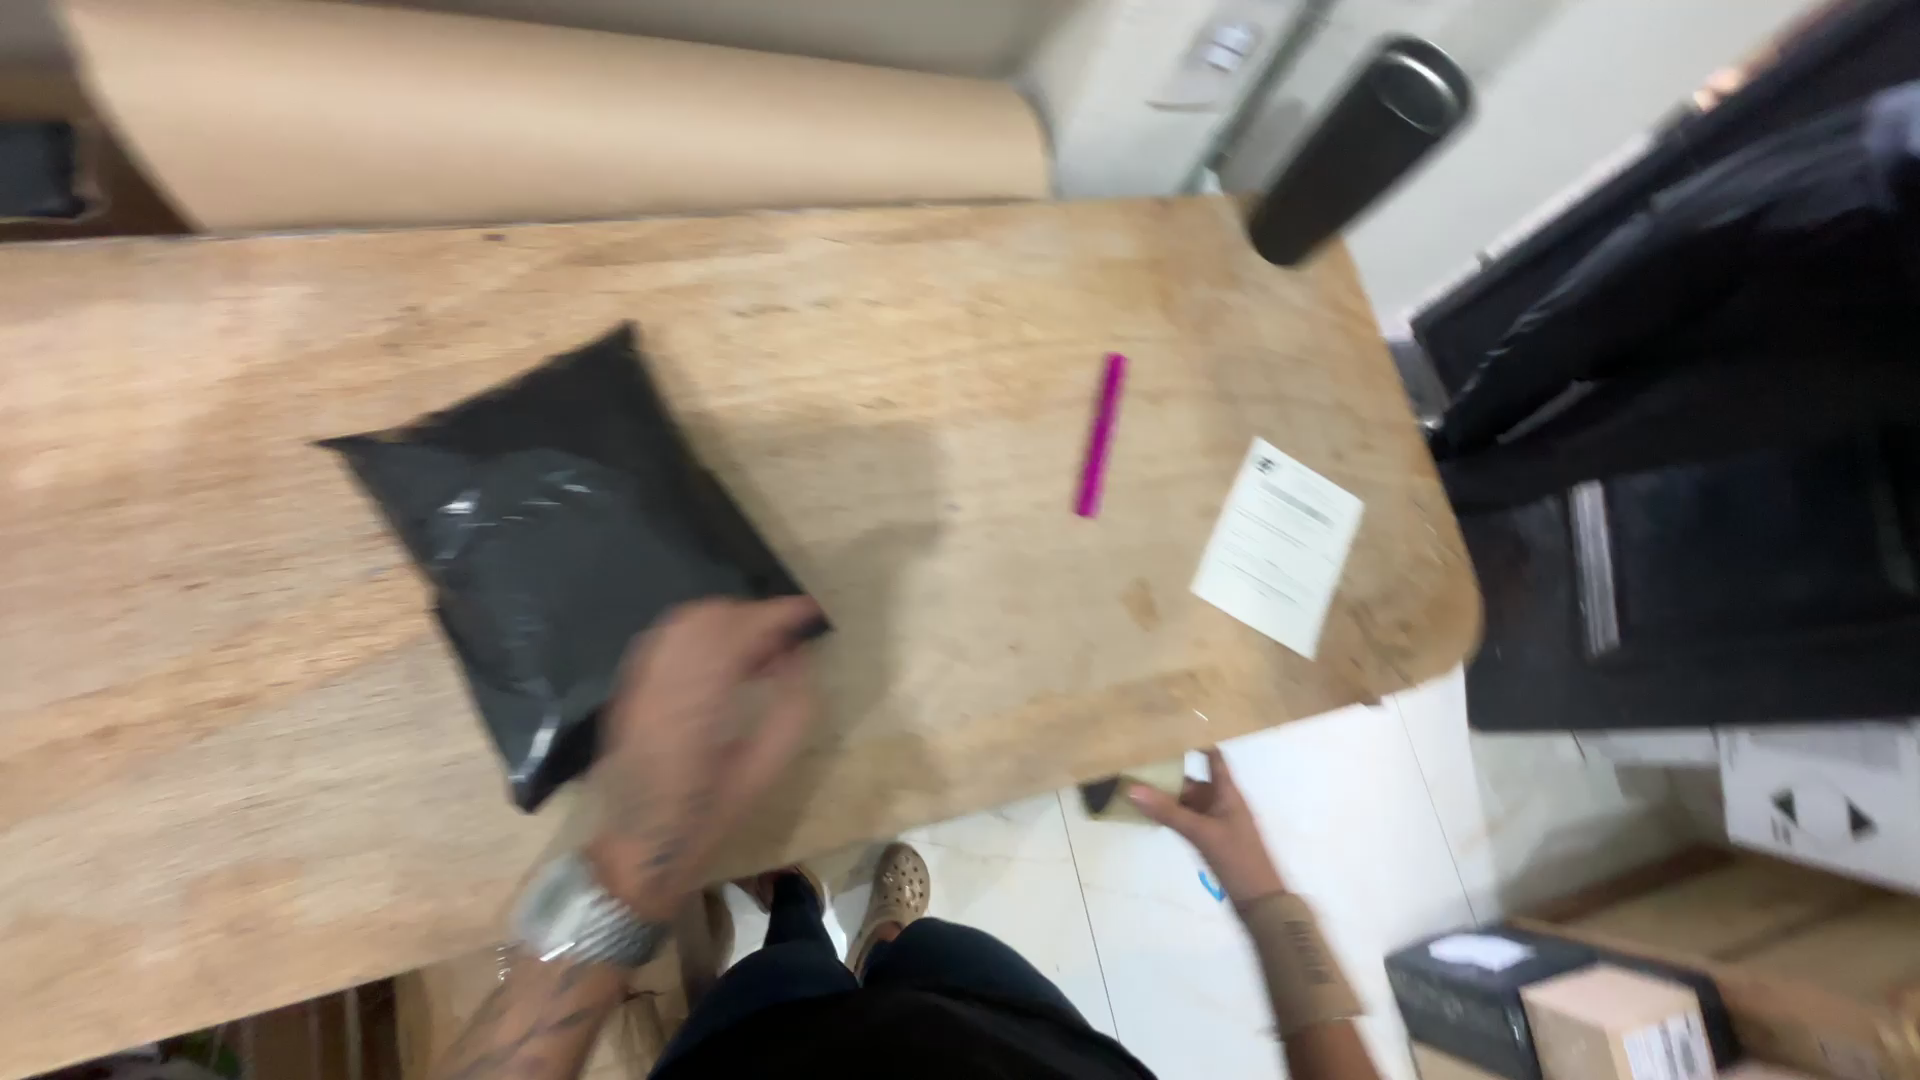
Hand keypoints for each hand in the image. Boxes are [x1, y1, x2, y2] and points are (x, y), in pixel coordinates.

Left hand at [585, 596, 821, 920]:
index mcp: (699, 708)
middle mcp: (663, 687)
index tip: (808, 611)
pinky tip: (719, 652)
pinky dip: (697, 632)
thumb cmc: (708, 818)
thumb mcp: (763, 772)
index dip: (778, 614)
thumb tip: (799, 659)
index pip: (740, 635)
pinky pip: (663, 640)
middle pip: (709, 618)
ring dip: (725, 619)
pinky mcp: (628, 692)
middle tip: (784, 631)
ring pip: (684, 623)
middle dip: (752, 613)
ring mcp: (638, 686)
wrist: (637, 849)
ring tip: (755, 641)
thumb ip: (790, 712)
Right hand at [1129, 747, 1285, 906]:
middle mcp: (1222, 803)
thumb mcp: (1201, 833)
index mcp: (1228, 793)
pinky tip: (1149, 814)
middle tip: (1139, 760)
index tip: (1174, 727)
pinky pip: (1186, 819)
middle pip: (1194, 780)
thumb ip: (1167, 812)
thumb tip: (1132, 789)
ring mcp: (1216, 822)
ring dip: (1166, 795)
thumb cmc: (1238, 860)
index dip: (1199, 741)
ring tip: (1136, 784)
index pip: (1214, 758)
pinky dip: (1169, 814)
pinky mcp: (1210, 840)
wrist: (1260, 904)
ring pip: (1187, 801)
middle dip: (1169, 772)